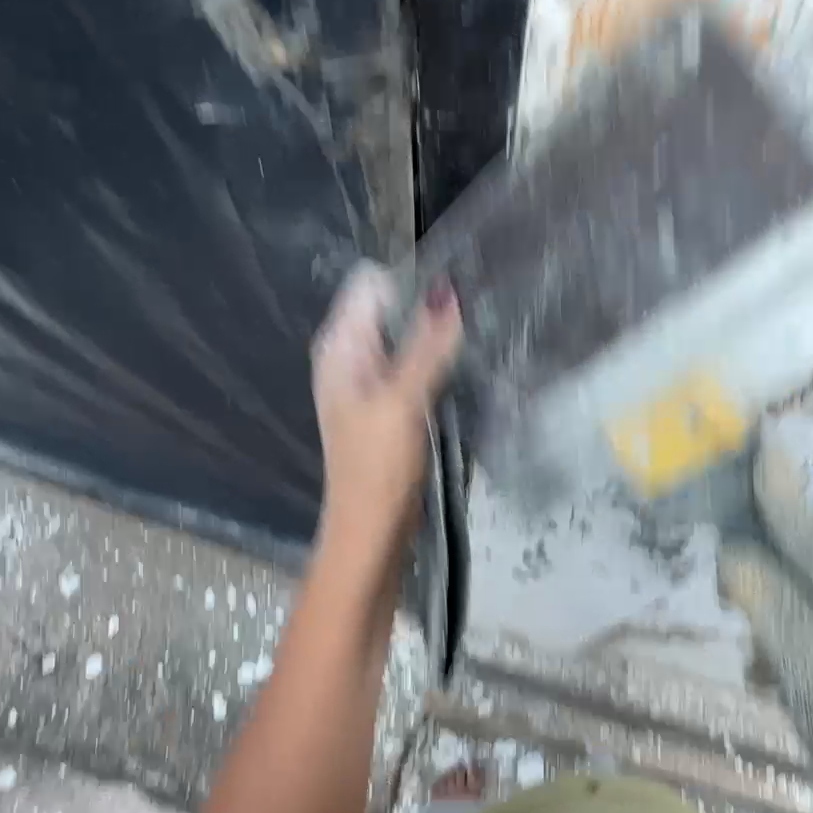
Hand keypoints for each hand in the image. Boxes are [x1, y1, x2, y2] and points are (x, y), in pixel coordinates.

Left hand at [311, 262, 462, 545]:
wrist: (372, 530)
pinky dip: (433, 365)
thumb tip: (448, 291)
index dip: (409, 282)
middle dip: (426, 308)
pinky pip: (413, 368)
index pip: (370, 284)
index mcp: (340, 347)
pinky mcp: (391, 407)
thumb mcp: (402, 401)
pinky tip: (460, 371)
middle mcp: (351, 357)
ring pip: (406, 340)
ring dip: (434, 339)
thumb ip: (426, 346)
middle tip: (472, 318)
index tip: (452, 294)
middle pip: (390, 309)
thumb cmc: (378, 465)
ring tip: (472, 341)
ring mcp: (371, 383)